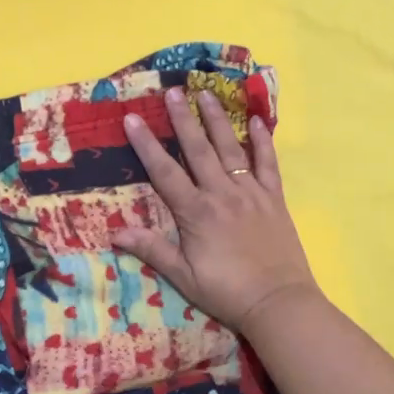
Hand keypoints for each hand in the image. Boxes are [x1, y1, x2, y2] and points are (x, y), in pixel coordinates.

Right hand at [114, 87, 317, 329]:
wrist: (280, 304)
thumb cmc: (226, 292)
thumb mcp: (183, 276)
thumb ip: (151, 249)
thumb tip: (114, 232)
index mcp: (196, 212)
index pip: (164, 171)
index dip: (146, 144)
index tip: (132, 118)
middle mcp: (221, 194)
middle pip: (198, 149)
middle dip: (183, 118)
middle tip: (172, 90)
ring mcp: (250, 193)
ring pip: (230, 149)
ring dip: (217, 120)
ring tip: (206, 93)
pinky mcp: (274, 199)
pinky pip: (268, 164)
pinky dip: (263, 141)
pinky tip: (257, 121)